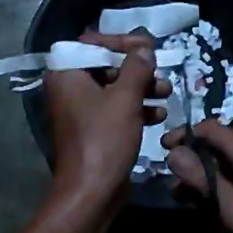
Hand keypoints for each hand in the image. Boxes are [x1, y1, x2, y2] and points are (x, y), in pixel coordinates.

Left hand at [44, 31, 168, 203]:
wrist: (90, 190)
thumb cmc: (104, 139)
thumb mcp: (125, 98)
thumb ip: (137, 67)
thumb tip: (144, 49)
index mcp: (66, 74)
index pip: (92, 42)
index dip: (122, 41)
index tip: (148, 47)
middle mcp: (68, 88)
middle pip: (105, 64)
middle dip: (136, 68)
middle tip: (160, 71)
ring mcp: (78, 111)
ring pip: (113, 88)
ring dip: (141, 88)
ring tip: (166, 91)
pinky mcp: (91, 130)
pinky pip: (113, 110)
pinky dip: (135, 108)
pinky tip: (159, 115)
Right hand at [164, 121, 232, 232]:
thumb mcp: (231, 205)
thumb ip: (201, 178)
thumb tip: (173, 153)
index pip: (211, 129)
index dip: (185, 135)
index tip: (163, 149)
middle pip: (216, 146)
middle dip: (190, 158)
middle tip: (169, 178)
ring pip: (222, 164)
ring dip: (200, 176)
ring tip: (180, 195)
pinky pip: (232, 178)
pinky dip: (214, 186)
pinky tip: (201, 204)